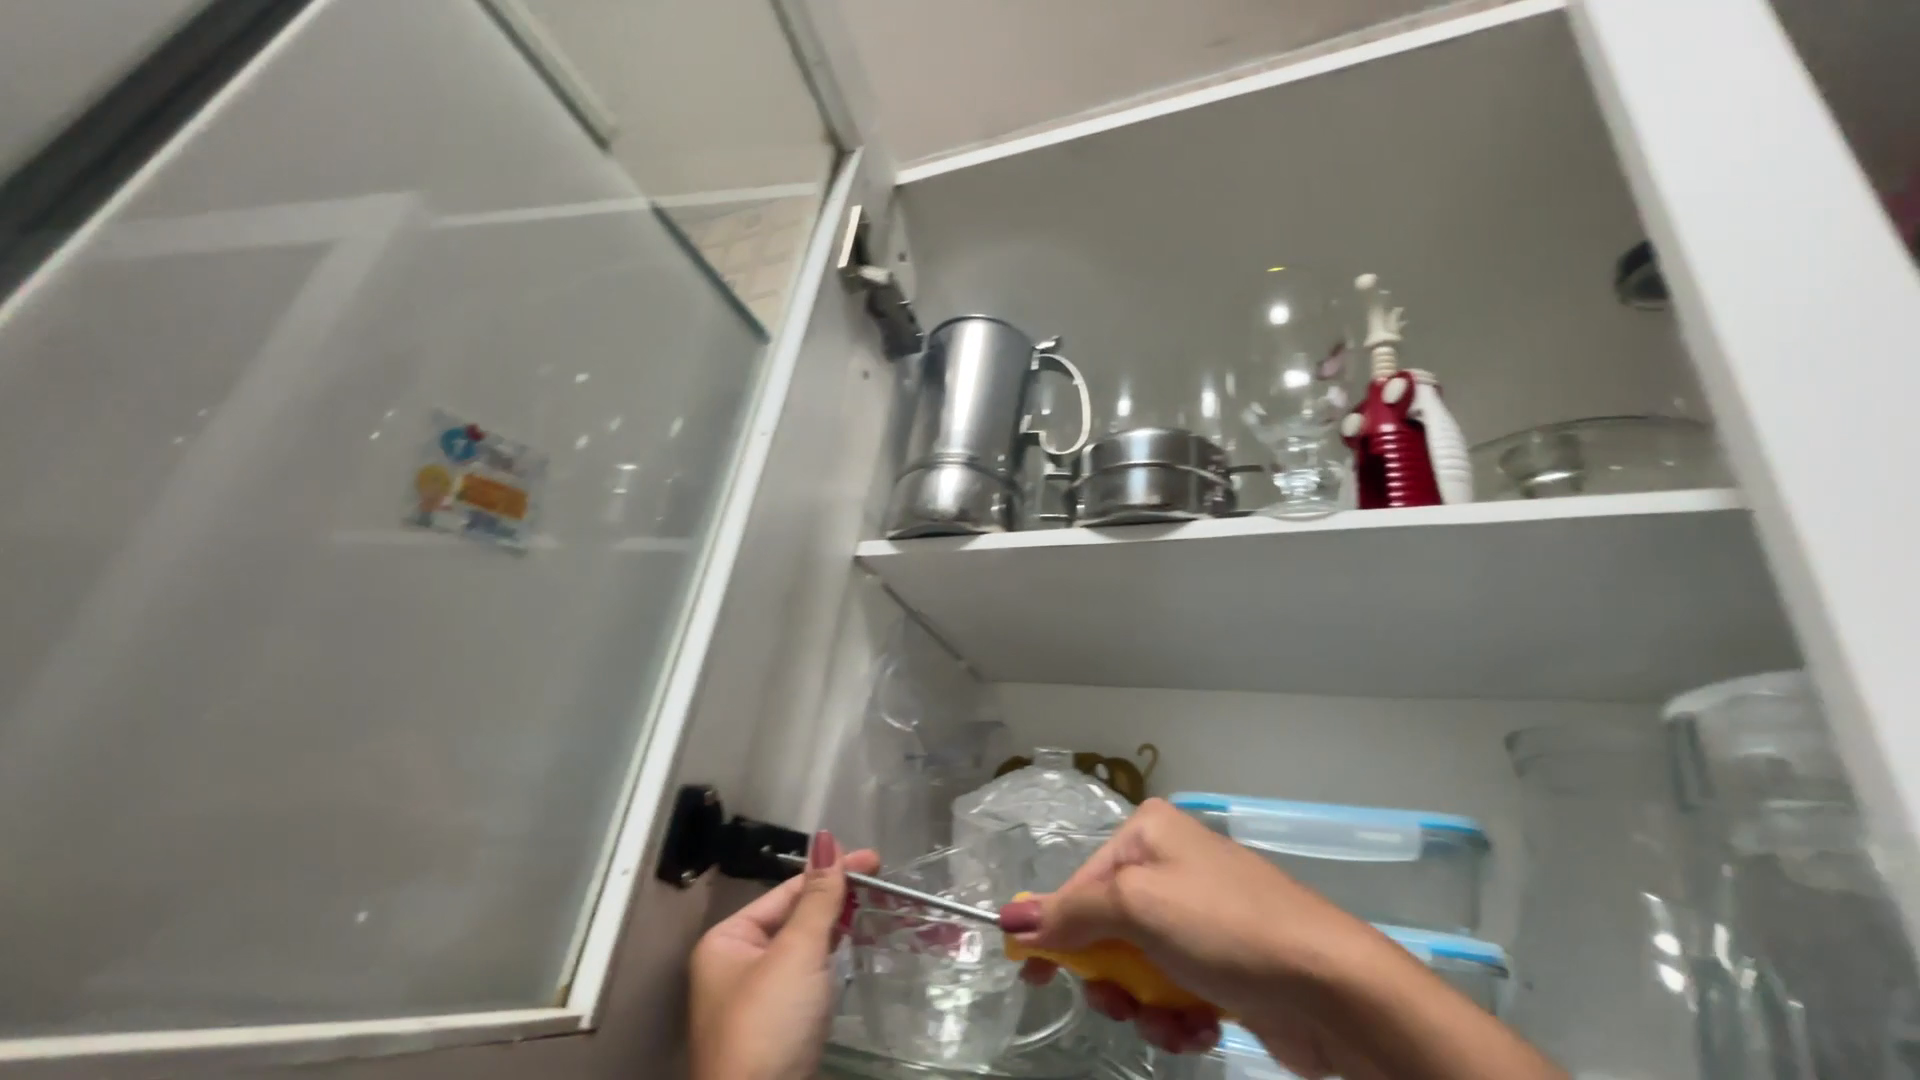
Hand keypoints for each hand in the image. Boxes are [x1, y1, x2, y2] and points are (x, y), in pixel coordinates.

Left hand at [689, 831, 879, 1079]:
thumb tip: (827, 838)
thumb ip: (817, 897)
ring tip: (876, 909)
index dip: (830, 872)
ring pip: (802, 949)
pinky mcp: (778, 1029)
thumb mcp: (796, 953)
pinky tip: (852, 952)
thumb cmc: (769, 1026)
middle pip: (793, 918)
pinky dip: (830, 961)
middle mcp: (735, 966)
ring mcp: (756, 1001)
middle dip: (835, 899)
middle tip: (882, 883)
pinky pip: (806, 979)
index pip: (786, 892)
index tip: (874, 860)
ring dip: (835, 928)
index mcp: (727, 942)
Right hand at [997, 799, 1398, 1075]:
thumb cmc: (1224, 928)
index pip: (1080, 882)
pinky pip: (1174, 990)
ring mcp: (1200, 916)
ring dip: (1145, 1005)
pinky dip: (1178, 1016)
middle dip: (1111, 976)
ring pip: (1138, 968)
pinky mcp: (1223, 963)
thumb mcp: (1136, 907)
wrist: (1330, 985)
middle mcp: (1172, 866)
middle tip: (1119, 1004)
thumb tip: (1010, 919)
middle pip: (1106, 928)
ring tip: (1172, 1021)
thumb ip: (1070, 913)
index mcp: (1149, 834)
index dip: (1053, 930)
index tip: (1032, 977)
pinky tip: (1199, 1027)